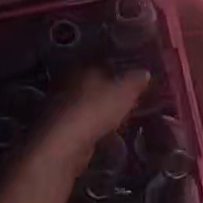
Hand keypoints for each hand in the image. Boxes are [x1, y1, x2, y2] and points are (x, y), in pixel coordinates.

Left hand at [30, 68, 151, 162]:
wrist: (62, 144)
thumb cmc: (95, 109)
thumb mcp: (125, 92)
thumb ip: (136, 80)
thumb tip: (144, 72)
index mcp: (83, 65)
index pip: (104, 59)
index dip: (120, 66)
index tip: (135, 74)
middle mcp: (68, 80)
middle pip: (94, 80)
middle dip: (110, 87)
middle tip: (130, 95)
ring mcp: (60, 103)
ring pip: (87, 100)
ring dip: (101, 107)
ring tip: (121, 114)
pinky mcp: (58, 126)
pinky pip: (82, 119)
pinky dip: (93, 123)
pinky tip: (106, 130)